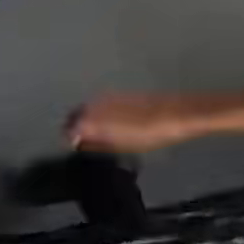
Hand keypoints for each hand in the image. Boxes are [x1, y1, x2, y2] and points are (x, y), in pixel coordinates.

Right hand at [65, 93, 205, 154]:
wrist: (176, 112)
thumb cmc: (150, 134)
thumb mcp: (122, 146)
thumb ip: (96, 145)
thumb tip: (81, 144)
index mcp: (87, 121)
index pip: (67, 132)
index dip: (72, 142)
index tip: (80, 148)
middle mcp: (87, 106)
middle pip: (72, 118)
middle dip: (76, 129)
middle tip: (89, 142)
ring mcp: (100, 98)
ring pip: (84, 111)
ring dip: (87, 121)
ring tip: (103, 133)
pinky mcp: (113, 94)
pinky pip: (97, 106)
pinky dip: (98, 114)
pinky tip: (114, 123)